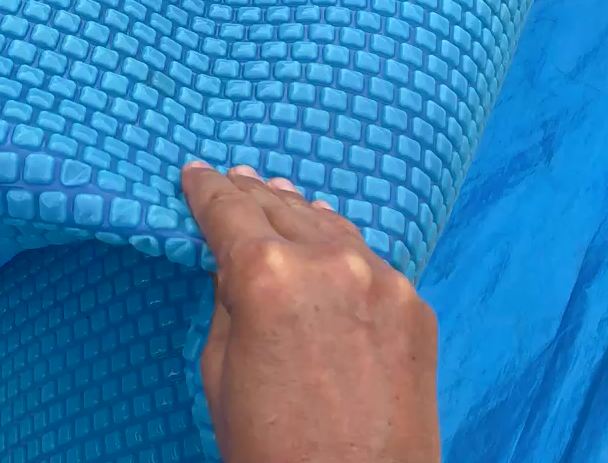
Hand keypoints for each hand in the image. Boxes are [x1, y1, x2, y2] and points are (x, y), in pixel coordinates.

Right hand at [180, 160, 440, 462]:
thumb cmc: (271, 447)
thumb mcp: (220, 371)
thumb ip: (226, 299)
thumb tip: (233, 260)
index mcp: (266, 274)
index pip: (227, 209)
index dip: (205, 188)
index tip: (193, 172)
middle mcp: (327, 259)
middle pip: (277, 205)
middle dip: (248, 192)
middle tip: (232, 178)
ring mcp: (379, 277)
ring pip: (325, 222)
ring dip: (294, 209)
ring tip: (275, 192)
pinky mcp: (413, 302)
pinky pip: (365, 257)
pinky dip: (337, 244)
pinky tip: (325, 236)